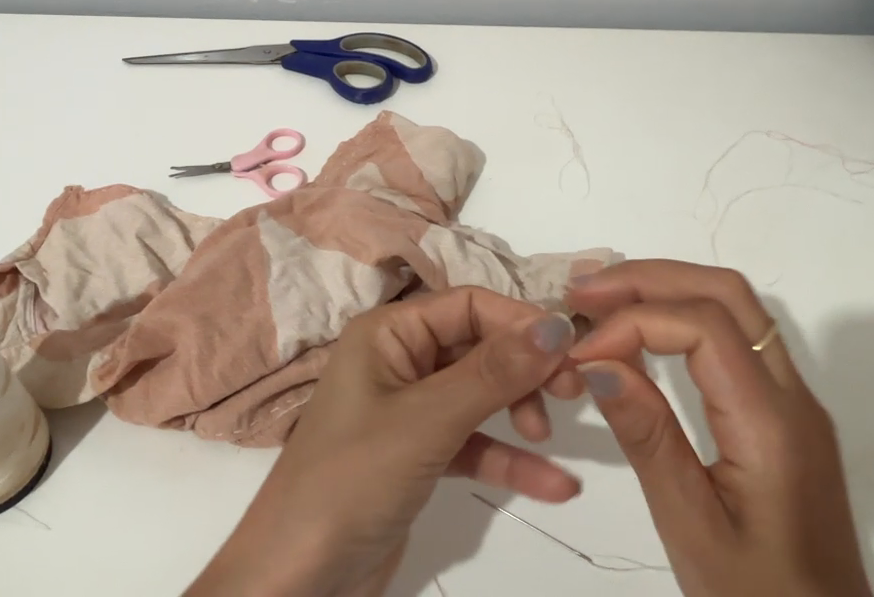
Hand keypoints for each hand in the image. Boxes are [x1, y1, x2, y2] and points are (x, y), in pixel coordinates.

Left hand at [186, 286, 583, 596]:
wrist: (299, 580)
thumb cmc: (351, 480)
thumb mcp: (427, 420)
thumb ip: (493, 372)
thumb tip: (556, 323)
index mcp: (388, 332)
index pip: (468, 304)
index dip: (521, 322)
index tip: (574, 350)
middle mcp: (399, 360)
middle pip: (478, 345)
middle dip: (525, 367)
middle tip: (572, 394)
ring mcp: (409, 410)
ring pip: (480, 394)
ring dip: (519, 410)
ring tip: (548, 436)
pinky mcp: (419, 456)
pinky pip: (474, 444)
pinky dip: (509, 460)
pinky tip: (556, 485)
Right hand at [566, 260, 870, 596]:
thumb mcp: (691, 529)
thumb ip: (647, 438)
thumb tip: (597, 360)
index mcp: (771, 424)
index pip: (703, 326)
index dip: (633, 320)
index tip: (581, 353)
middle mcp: (792, 396)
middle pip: (725, 293)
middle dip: (648, 278)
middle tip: (582, 292)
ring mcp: (792, 401)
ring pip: (734, 305)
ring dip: (665, 288)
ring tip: (600, 299)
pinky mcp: (782, 413)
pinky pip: (734, 335)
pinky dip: (681, 314)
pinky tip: (640, 331)